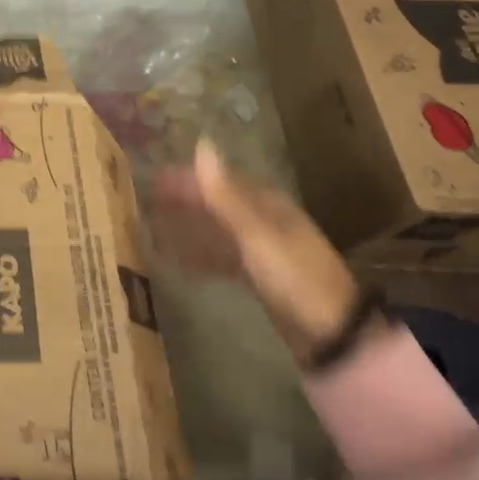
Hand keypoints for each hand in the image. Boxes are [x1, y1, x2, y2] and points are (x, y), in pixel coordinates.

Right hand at [155, 141, 369, 365]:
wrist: (332, 335)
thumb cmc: (295, 277)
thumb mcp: (256, 235)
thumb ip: (224, 194)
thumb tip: (202, 144)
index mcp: (266, 204)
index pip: (221, 180)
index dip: (188, 178)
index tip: (155, 178)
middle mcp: (263, 221)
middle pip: (216, 205)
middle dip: (183, 203)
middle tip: (146, 204)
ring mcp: (261, 250)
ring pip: (216, 232)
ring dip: (187, 229)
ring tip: (153, 230)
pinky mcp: (259, 278)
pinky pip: (221, 259)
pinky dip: (199, 257)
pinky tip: (176, 262)